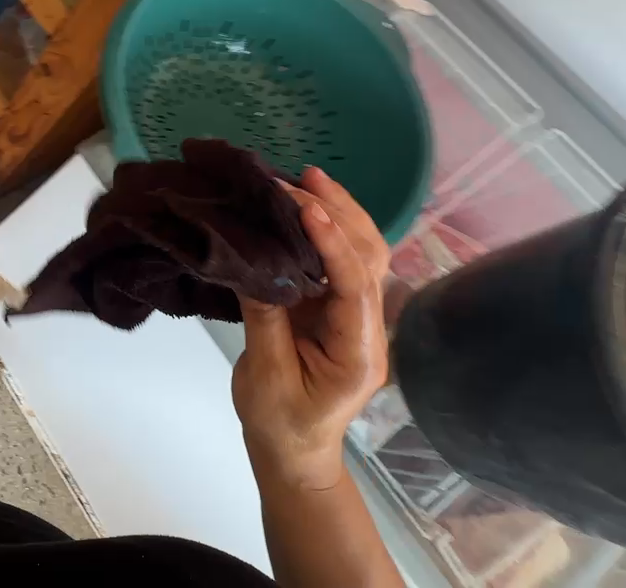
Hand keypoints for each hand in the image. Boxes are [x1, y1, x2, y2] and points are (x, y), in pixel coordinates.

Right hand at [232, 167, 390, 490]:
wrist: (291, 448)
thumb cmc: (280, 420)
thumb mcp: (267, 374)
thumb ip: (266, 318)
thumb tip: (255, 263)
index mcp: (359, 350)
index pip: (356, 287)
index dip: (333, 245)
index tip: (305, 209)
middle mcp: (368, 326)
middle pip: (370, 259)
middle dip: (340, 213)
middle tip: (300, 179)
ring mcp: (353, 314)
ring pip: (361, 253)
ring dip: (338, 212)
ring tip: (307, 177)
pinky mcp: (332, 307)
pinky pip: (335, 259)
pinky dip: (322, 227)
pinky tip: (300, 205)